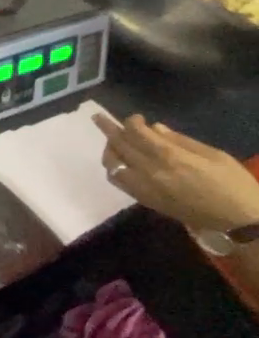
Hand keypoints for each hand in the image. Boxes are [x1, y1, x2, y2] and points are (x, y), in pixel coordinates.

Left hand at [96, 113, 258, 233]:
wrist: (237, 220)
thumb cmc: (234, 185)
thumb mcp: (216, 156)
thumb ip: (181, 141)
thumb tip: (155, 128)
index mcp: (170, 157)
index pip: (137, 134)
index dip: (131, 122)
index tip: (135, 117)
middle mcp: (148, 170)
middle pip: (119, 145)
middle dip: (108, 129)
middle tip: (99, 118)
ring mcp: (141, 185)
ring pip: (111, 162)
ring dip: (109, 148)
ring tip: (114, 140)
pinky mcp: (140, 198)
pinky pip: (116, 179)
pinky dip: (113, 166)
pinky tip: (119, 161)